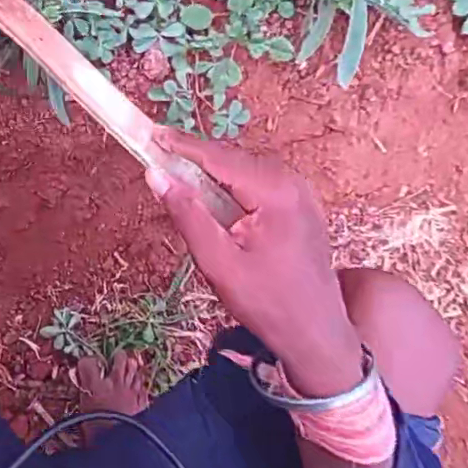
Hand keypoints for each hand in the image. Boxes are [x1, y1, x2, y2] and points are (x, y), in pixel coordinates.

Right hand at [146, 129, 363, 397]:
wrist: (315, 332)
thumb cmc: (265, 302)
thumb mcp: (216, 261)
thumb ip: (186, 213)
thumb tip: (155, 174)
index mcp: (275, 193)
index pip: (219, 157)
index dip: (182, 145)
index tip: (151, 134)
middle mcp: (293, 183)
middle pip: (233, 159)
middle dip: (195, 157)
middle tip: (159, 157)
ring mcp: (301, 193)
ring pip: (244, 169)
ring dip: (212, 172)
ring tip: (179, 176)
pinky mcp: (301, 205)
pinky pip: (258, 182)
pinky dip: (230, 184)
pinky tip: (212, 198)